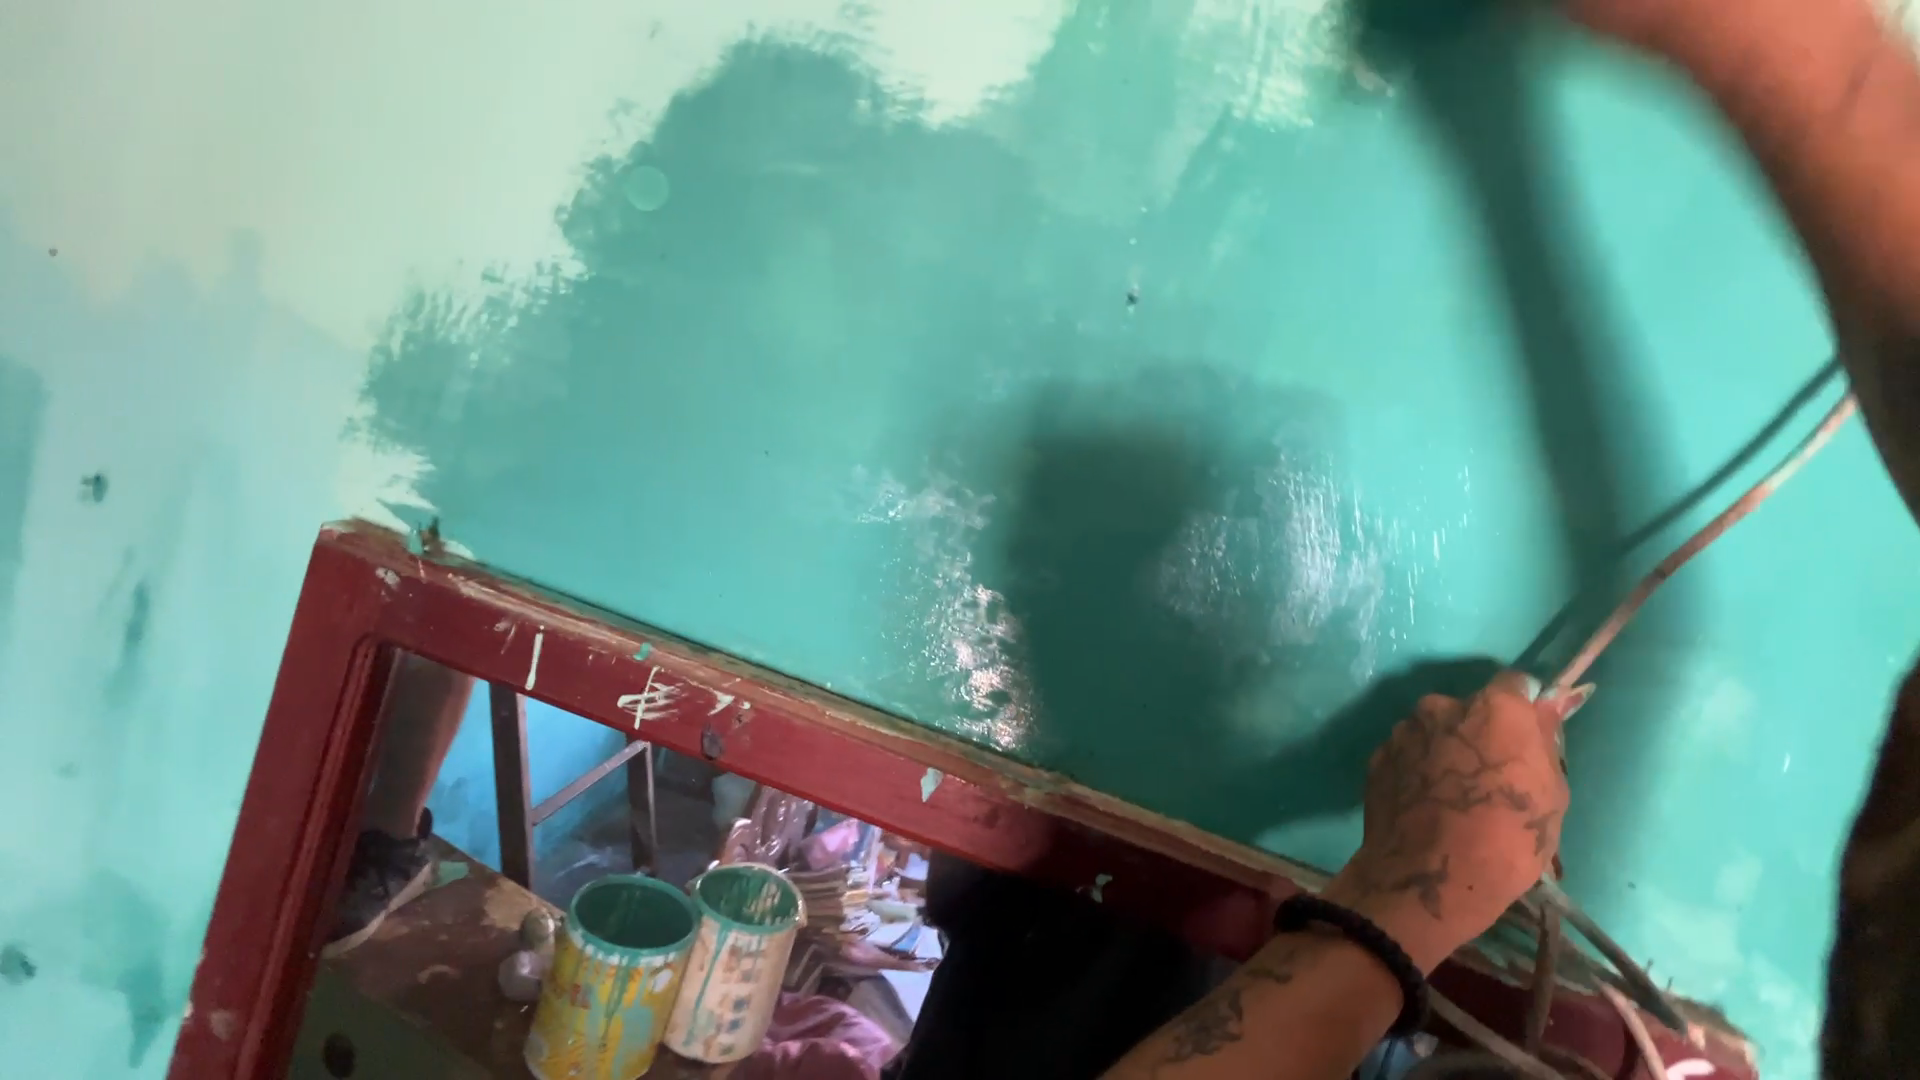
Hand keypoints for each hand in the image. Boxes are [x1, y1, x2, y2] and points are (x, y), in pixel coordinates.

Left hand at [1323, 672, 1572, 971]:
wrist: (1430, 873)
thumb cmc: (1508, 837)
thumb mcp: (1552, 793)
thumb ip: (1543, 740)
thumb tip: (1546, 706)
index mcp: (1493, 708)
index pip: (1514, 686)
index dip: (1523, 708)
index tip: (1527, 735)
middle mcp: (1441, 706)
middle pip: (1468, 709)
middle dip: (1479, 732)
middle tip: (1491, 776)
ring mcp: (1403, 730)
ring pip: (1433, 730)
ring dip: (1444, 749)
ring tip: (1454, 795)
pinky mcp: (1378, 754)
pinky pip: (1407, 752)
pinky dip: (1417, 768)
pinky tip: (1427, 802)